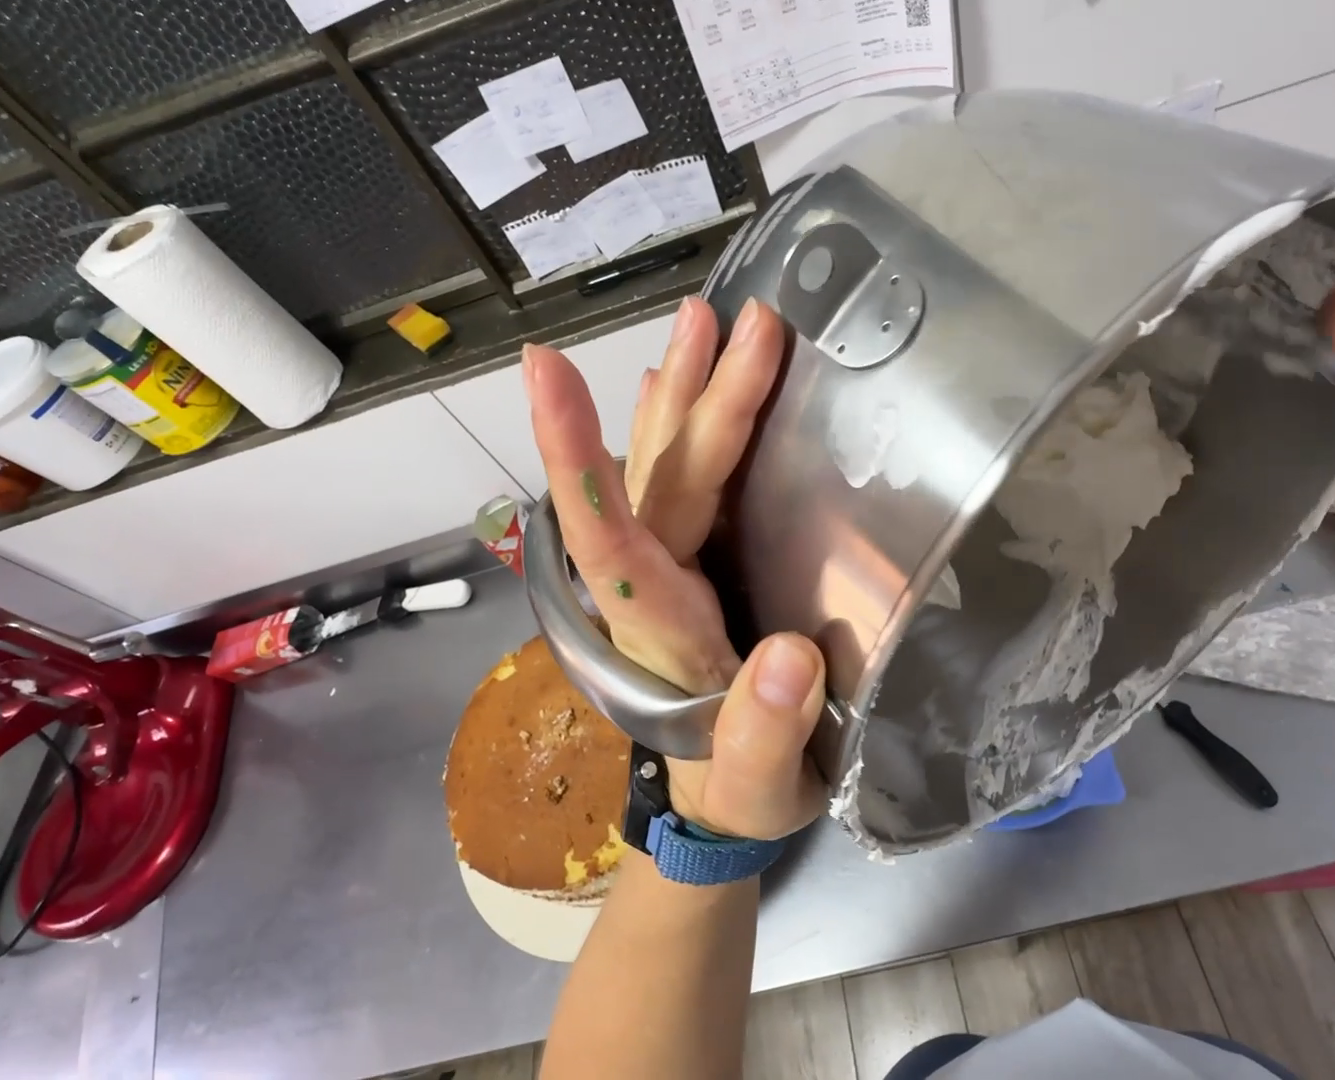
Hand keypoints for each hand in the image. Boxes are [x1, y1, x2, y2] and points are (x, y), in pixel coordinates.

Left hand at [524, 297, 827, 840]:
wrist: (720, 803)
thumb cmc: (736, 797)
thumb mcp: (756, 787)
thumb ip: (761, 737)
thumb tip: (787, 658)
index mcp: (656, 631)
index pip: (608, 534)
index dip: (576, 455)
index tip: (547, 372)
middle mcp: (648, 587)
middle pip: (656, 478)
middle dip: (691, 396)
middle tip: (730, 318)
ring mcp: (668, 574)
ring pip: (663, 469)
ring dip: (682, 394)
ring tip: (703, 320)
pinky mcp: (694, 569)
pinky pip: (678, 487)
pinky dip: (680, 431)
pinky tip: (679, 389)